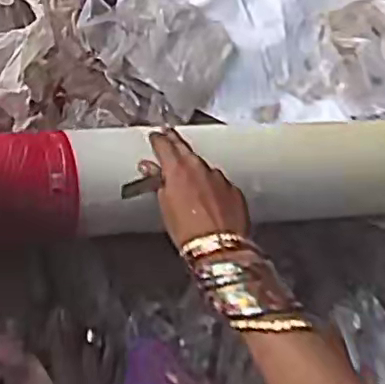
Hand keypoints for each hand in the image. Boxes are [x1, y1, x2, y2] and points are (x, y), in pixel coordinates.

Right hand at [141, 127, 250, 246]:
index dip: (158, 139)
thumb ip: (158, 182)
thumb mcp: (164, 206)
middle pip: (184, 147)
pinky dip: (212, 185)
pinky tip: (209, 196)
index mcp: (177, 168)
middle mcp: (199, 166)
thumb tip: (150, 168)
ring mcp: (218, 176)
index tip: (154, 136)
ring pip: (203, 166)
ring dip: (195, 167)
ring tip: (189, 174)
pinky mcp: (234, 189)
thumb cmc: (186, 231)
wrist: (220, 250)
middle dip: (175, 141)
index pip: (164, 144)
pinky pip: (219, 182)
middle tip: (168, 134)